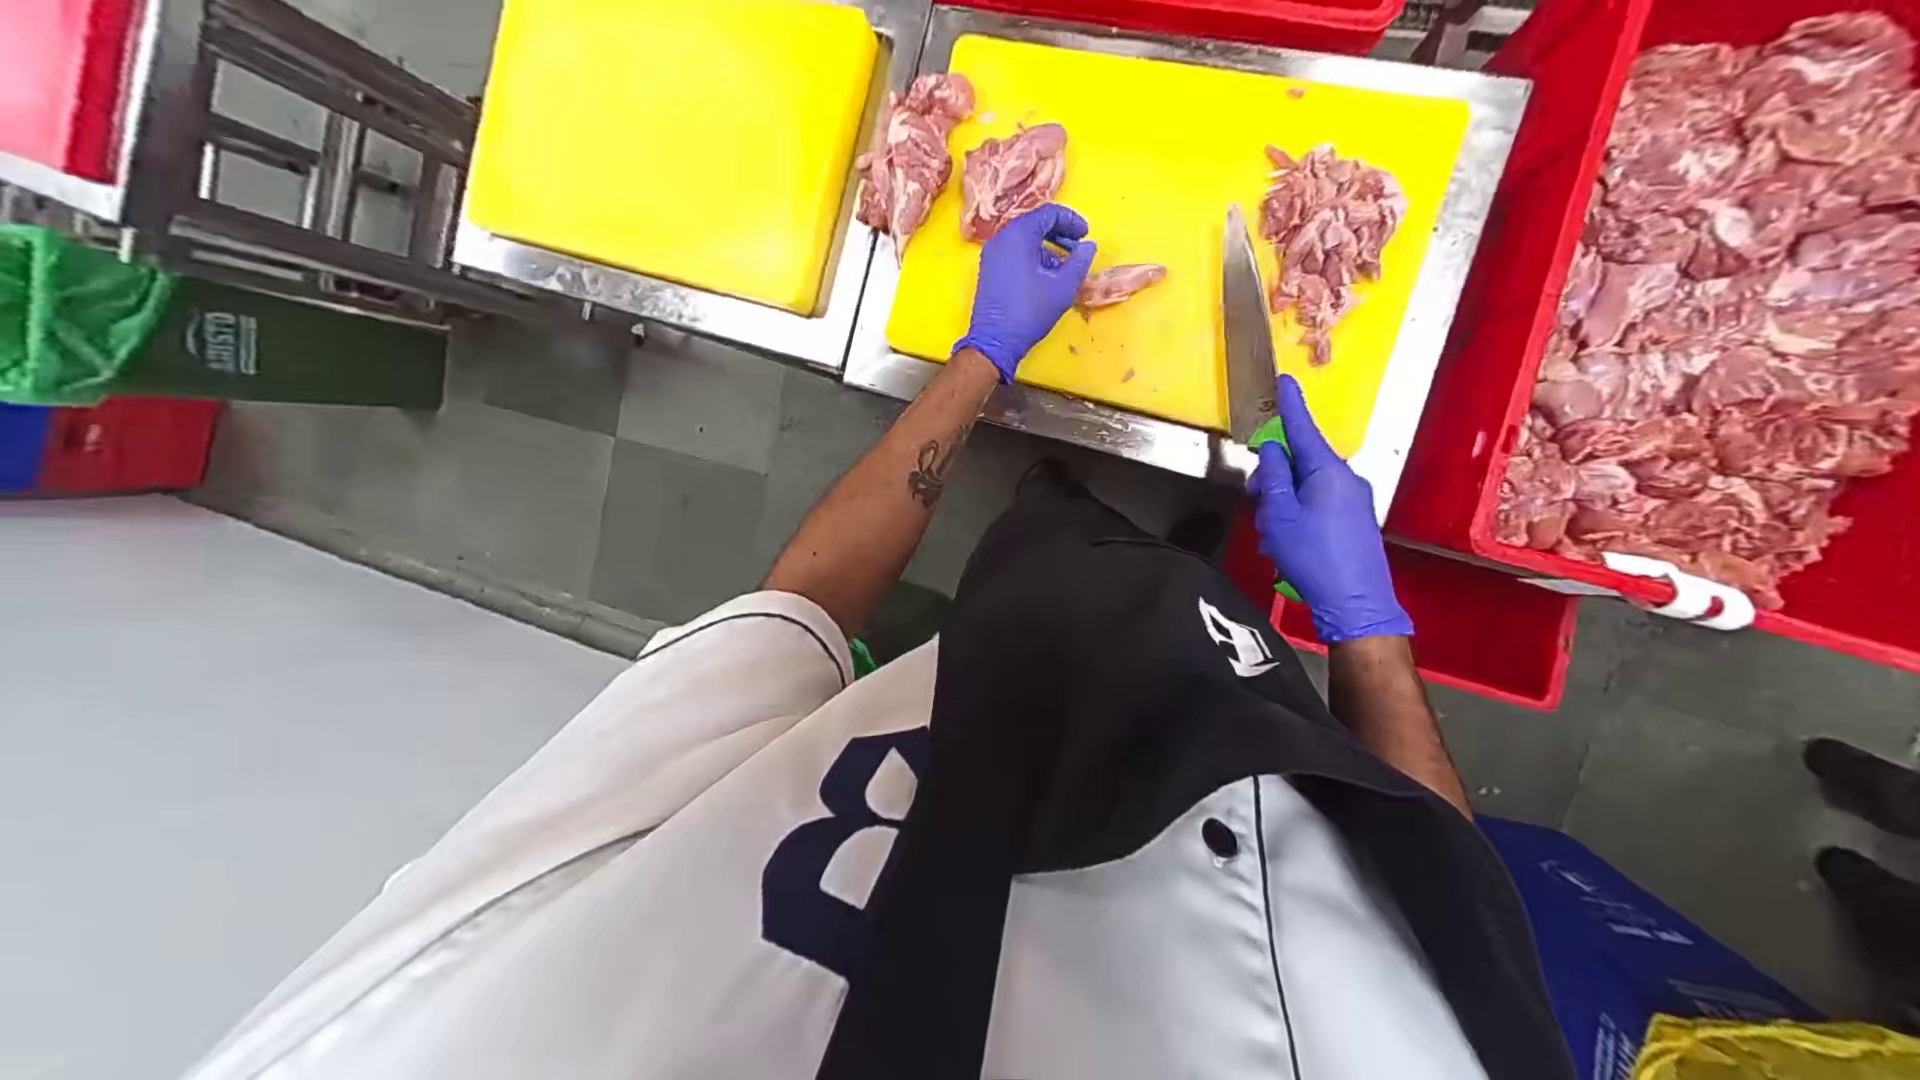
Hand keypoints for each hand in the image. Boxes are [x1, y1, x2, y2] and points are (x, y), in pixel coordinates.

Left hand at [954, 203, 1097, 382]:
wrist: (995, 342)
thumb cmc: (1029, 312)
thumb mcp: (1063, 287)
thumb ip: (1080, 262)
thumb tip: (1088, 247)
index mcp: (1018, 234)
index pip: (1048, 213)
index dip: (1071, 220)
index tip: (1085, 234)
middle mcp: (1001, 238)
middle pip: (1034, 224)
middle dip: (1059, 234)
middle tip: (1077, 248)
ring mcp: (991, 255)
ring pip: (1024, 240)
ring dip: (1047, 248)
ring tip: (1064, 267)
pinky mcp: (989, 271)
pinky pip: (1014, 254)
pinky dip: (1032, 258)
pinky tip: (1046, 277)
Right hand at [1249, 375, 1411, 643]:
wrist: (1356, 601)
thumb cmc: (1312, 556)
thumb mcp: (1279, 515)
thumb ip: (1273, 477)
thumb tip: (1274, 449)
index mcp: (1328, 472)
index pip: (1303, 430)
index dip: (1291, 405)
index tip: (1285, 380)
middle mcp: (1345, 479)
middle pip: (1300, 461)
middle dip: (1273, 476)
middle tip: (1257, 502)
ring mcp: (1352, 500)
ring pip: (1305, 486)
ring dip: (1281, 501)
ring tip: (1272, 533)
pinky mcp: (1353, 520)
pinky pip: (1317, 503)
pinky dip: (1295, 514)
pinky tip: (1286, 541)